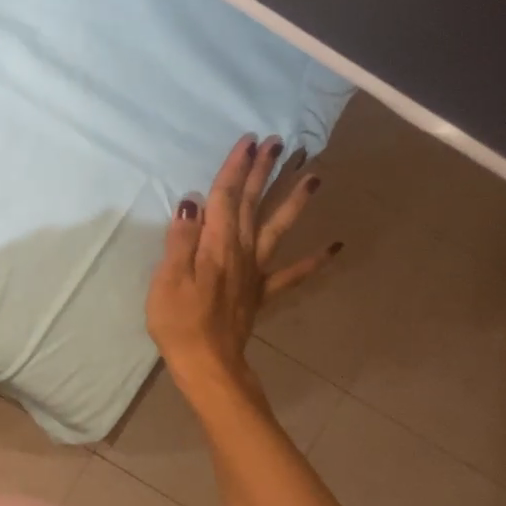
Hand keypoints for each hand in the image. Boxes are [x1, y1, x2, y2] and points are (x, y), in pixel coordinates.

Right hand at [146, 135, 339, 382]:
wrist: (207, 363)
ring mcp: (254, 272)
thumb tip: (192, 204)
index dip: (235, 169)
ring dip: (294, 202)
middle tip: (277, 144)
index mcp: (215, 246)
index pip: (224, 199)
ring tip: (314, 176)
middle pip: (251, 206)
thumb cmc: (178, 321)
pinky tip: (336, 246)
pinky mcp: (260, 293)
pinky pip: (293, 274)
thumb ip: (181, 240)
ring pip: (277, 230)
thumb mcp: (168, 279)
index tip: (247, 142)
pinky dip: (316, 260)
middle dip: (262, 173)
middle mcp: (240, 252)